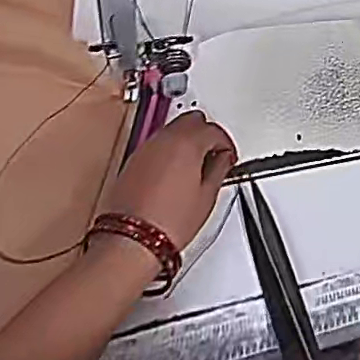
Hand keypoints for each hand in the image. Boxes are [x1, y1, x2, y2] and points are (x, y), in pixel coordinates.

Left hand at [102, 111, 236, 248]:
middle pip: (192, 119)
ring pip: (173, 129)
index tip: (228, 156)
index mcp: (187, 142)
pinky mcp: (134, 159)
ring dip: (187, 140)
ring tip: (196, 166)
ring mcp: (147, 147)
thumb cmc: (166, 223)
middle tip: (215, 154)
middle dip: (206, 133)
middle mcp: (165, 139)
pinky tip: (175, 173)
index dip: (226, 143)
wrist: (132, 240)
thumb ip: (219, 169)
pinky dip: (169, 150)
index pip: (214, 129)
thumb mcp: (207, 196)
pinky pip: (157, 144)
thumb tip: (222, 160)